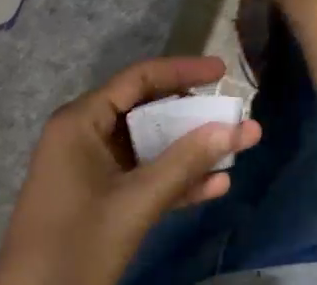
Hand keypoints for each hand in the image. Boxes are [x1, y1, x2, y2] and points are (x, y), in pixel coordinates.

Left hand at [0, 57, 262, 284]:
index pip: (139, 78)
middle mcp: (84, 135)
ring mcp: (89, 168)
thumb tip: (239, 127)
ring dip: (189, 152)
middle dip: (193, 117)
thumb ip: (186, 162)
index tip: (222, 70)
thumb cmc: (76, 245)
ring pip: (148, 145)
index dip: (183, 70)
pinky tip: (214, 188)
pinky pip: (141, 175)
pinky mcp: (97, 198)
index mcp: (81, 121)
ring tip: (235, 153)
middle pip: (147, 110)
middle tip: (233, 117)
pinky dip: (173, 179)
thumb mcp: (135, 203)